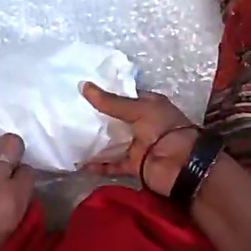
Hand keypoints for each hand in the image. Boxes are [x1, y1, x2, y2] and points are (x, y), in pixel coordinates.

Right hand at [80, 83, 200, 196]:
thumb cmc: (164, 129)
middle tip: (69, 113)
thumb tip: (83, 85)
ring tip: (69, 136)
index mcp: (148, 106)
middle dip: (95, 118)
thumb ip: (110, 102)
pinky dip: (98, 165)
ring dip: (94, 142)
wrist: (181, 164)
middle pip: (115, 120)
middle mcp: (141, 124)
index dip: (105, 94)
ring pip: (111, 143)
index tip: (81, 92)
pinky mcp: (133, 165)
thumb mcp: (138, 109)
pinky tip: (79, 163)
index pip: (123, 97)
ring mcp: (137, 146)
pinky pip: (112, 165)